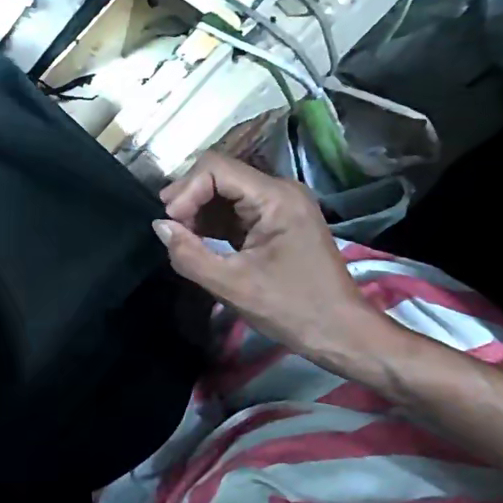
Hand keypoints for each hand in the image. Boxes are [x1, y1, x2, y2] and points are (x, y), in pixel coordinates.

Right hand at [153, 153, 375, 363]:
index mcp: (276, 197)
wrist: (342, 334)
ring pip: (223, 190)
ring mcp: (278, 204)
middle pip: (219, 174)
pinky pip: (233, 208)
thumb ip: (189, 254)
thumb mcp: (233, 286)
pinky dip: (211, 221)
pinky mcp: (274, 220)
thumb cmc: (293, 309)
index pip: (216, 168)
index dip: (186, 190)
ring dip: (197, 210)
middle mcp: (279, 190)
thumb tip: (159, 226)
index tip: (170, 222)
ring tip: (181, 238)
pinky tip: (198, 241)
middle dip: (188, 197)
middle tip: (170, 229)